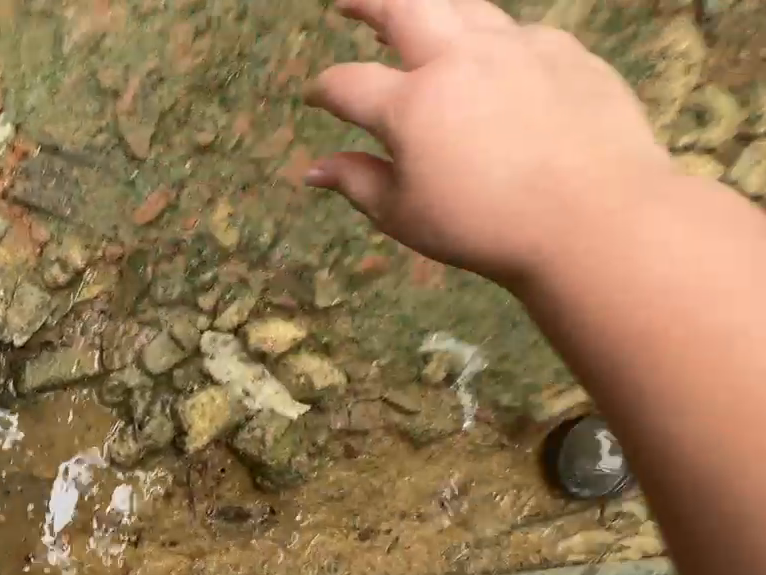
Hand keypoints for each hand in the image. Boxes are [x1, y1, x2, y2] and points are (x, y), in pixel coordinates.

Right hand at [307, 0, 675, 286]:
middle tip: (348, 1)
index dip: (323, 89)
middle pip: (408, 7)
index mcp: (410, 105)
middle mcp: (461, 61)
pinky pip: (513, 32)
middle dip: (371, 1)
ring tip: (410, 16)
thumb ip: (355, 180)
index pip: (347, 85)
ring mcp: (519, 49)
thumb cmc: (476, 223)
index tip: (312, 96)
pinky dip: (483, 38)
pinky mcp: (564, 52)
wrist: (591, 213)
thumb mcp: (397, 212)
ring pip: (464, 6)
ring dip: (429, 8)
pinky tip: (479, 61)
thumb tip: (315, 169)